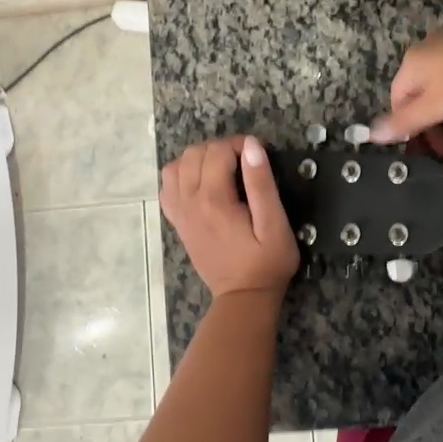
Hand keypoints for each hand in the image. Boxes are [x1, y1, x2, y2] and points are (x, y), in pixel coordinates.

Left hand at [160, 135, 298, 298]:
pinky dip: (182, 175)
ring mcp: (179, 212)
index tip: (261, 155)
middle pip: (195, 153)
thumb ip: (262, 183)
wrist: (243, 297)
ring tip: (223, 169)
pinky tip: (202, 183)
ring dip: (200, 158)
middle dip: (221, 148)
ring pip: (176, 165)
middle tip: (246, 162)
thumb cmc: (266, 262)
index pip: (219, 151)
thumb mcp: (275, 224)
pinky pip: (167, 186)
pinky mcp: (177, 221)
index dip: (241, 145)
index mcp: (215, 200)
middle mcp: (190, 202)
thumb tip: (252, 146)